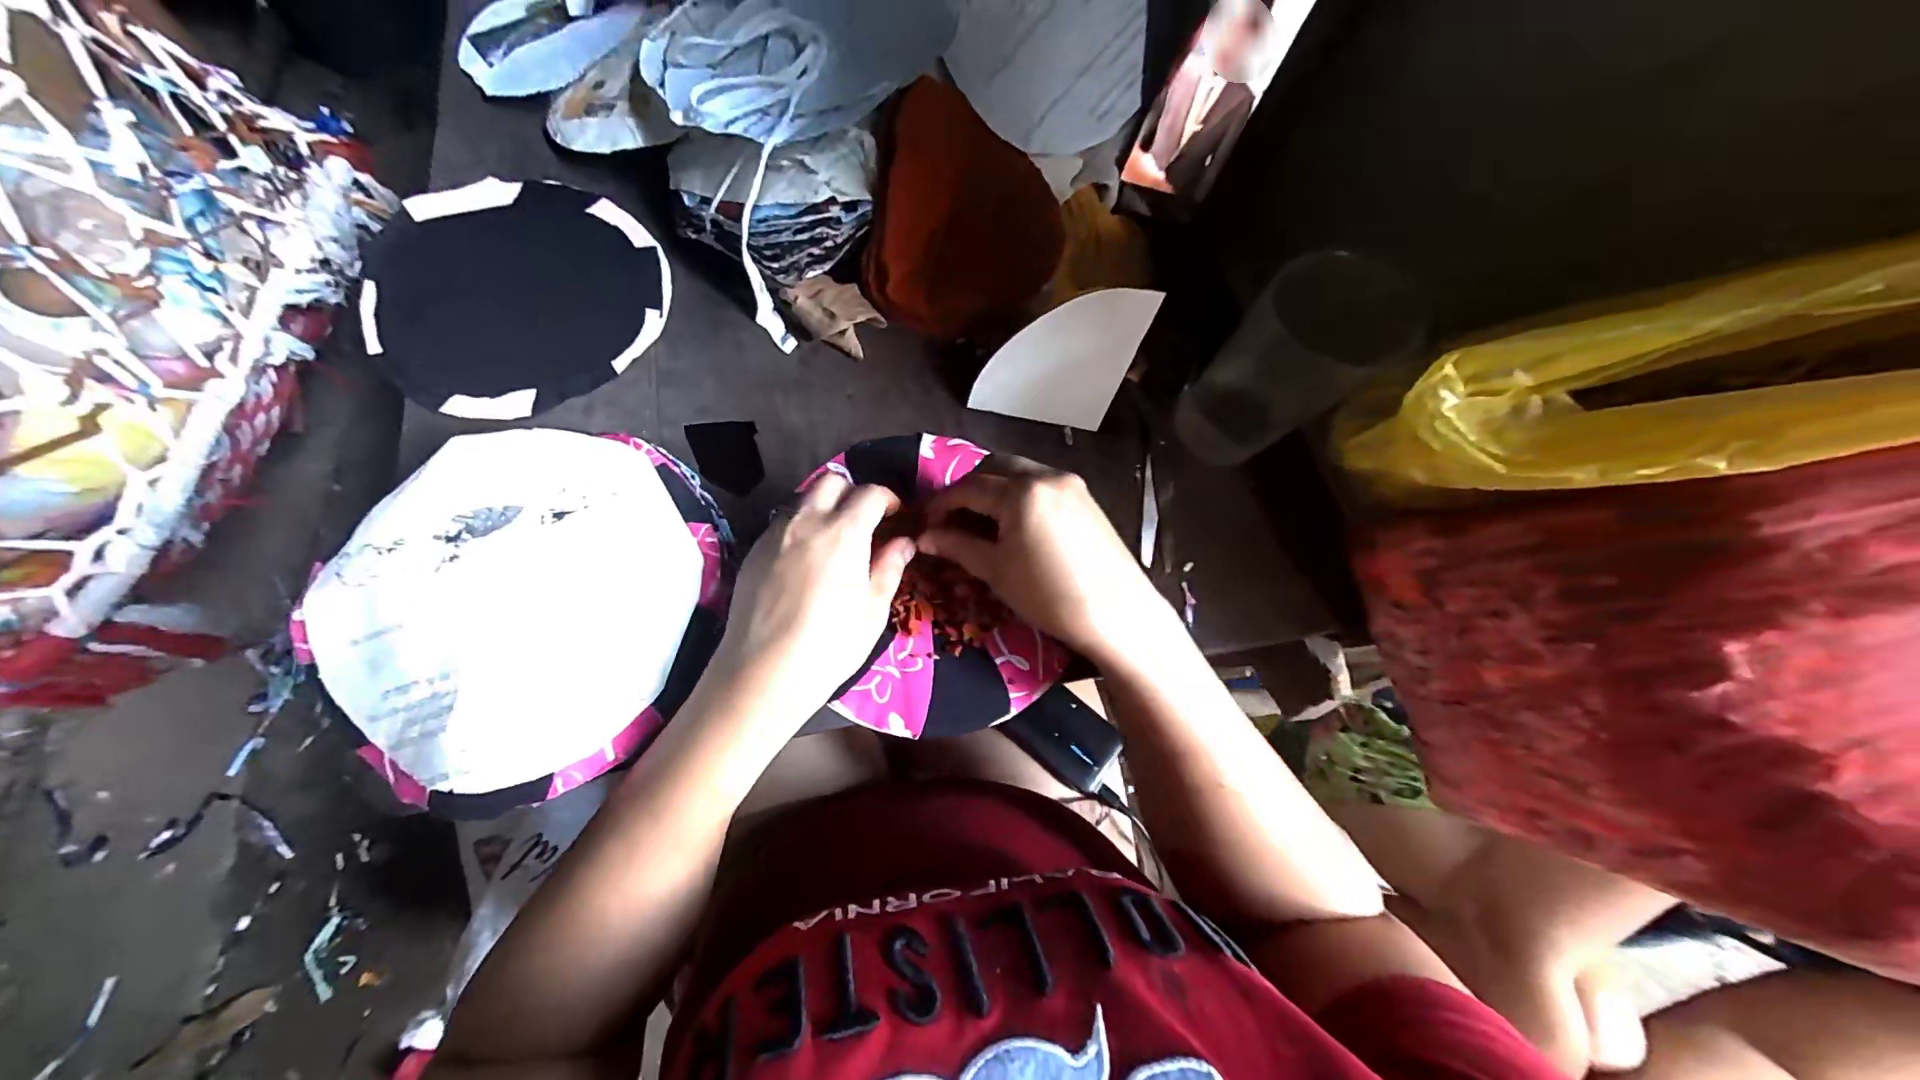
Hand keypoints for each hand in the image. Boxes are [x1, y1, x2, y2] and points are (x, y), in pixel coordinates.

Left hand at [714, 474, 914, 714]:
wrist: (763, 671)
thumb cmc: (830, 644)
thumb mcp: (873, 609)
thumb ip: (889, 567)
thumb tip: (904, 542)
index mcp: (844, 532)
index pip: (870, 493)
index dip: (888, 497)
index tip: (895, 513)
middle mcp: (807, 522)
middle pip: (831, 481)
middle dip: (852, 492)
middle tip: (864, 520)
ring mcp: (774, 535)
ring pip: (802, 500)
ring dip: (823, 508)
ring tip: (833, 540)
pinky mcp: (752, 553)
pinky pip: (781, 525)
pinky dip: (799, 529)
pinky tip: (804, 561)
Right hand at [917, 456, 1176, 669]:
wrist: (1118, 615)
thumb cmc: (1049, 596)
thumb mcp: (996, 571)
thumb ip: (957, 546)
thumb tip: (925, 537)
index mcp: (1021, 490)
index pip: (968, 487)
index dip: (941, 504)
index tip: (925, 523)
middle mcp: (1046, 475)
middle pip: (994, 467)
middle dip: (968, 488)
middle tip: (952, 518)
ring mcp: (1070, 484)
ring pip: (1020, 473)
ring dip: (995, 489)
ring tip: (980, 522)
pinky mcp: (1086, 499)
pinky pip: (1042, 485)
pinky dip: (1020, 496)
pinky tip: (1014, 524)